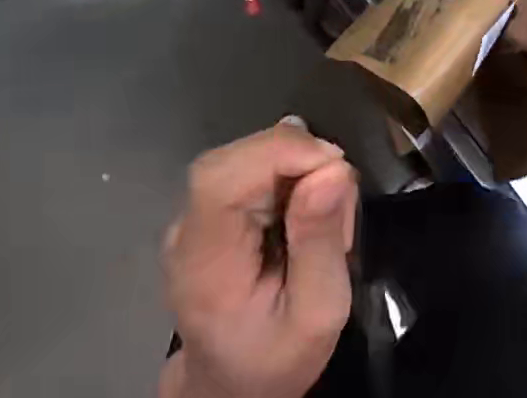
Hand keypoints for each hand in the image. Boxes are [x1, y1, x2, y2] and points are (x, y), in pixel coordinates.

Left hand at [160, 119, 357, 397]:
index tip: (333, 165)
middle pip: (236, 158)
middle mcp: (187, 229)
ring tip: (323, 213)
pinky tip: (305, 205)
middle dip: (298, 158)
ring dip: (298, 165)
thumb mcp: (318, 314)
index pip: (220, 178)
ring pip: (248, 154)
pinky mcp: (210, 206)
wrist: (232, 387)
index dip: (277, 152)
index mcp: (205, 263)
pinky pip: (251, 165)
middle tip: (339, 199)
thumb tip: (333, 168)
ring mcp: (194, 215)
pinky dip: (289, 171)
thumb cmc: (275, 358)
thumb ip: (321, 241)